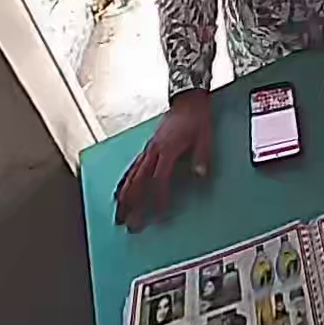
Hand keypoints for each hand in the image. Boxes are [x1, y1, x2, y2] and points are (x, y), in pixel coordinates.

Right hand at [114, 90, 211, 227]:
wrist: (188, 99)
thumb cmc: (197, 117)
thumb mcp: (205, 136)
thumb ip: (202, 156)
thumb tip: (200, 175)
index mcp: (168, 149)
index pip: (159, 180)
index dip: (158, 199)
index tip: (160, 215)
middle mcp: (153, 150)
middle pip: (139, 182)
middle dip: (133, 205)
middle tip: (130, 225)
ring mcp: (147, 149)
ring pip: (130, 177)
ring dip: (124, 198)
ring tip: (118, 216)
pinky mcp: (147, 147)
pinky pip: (131, 168)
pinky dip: (124, 183)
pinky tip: (119, 193)